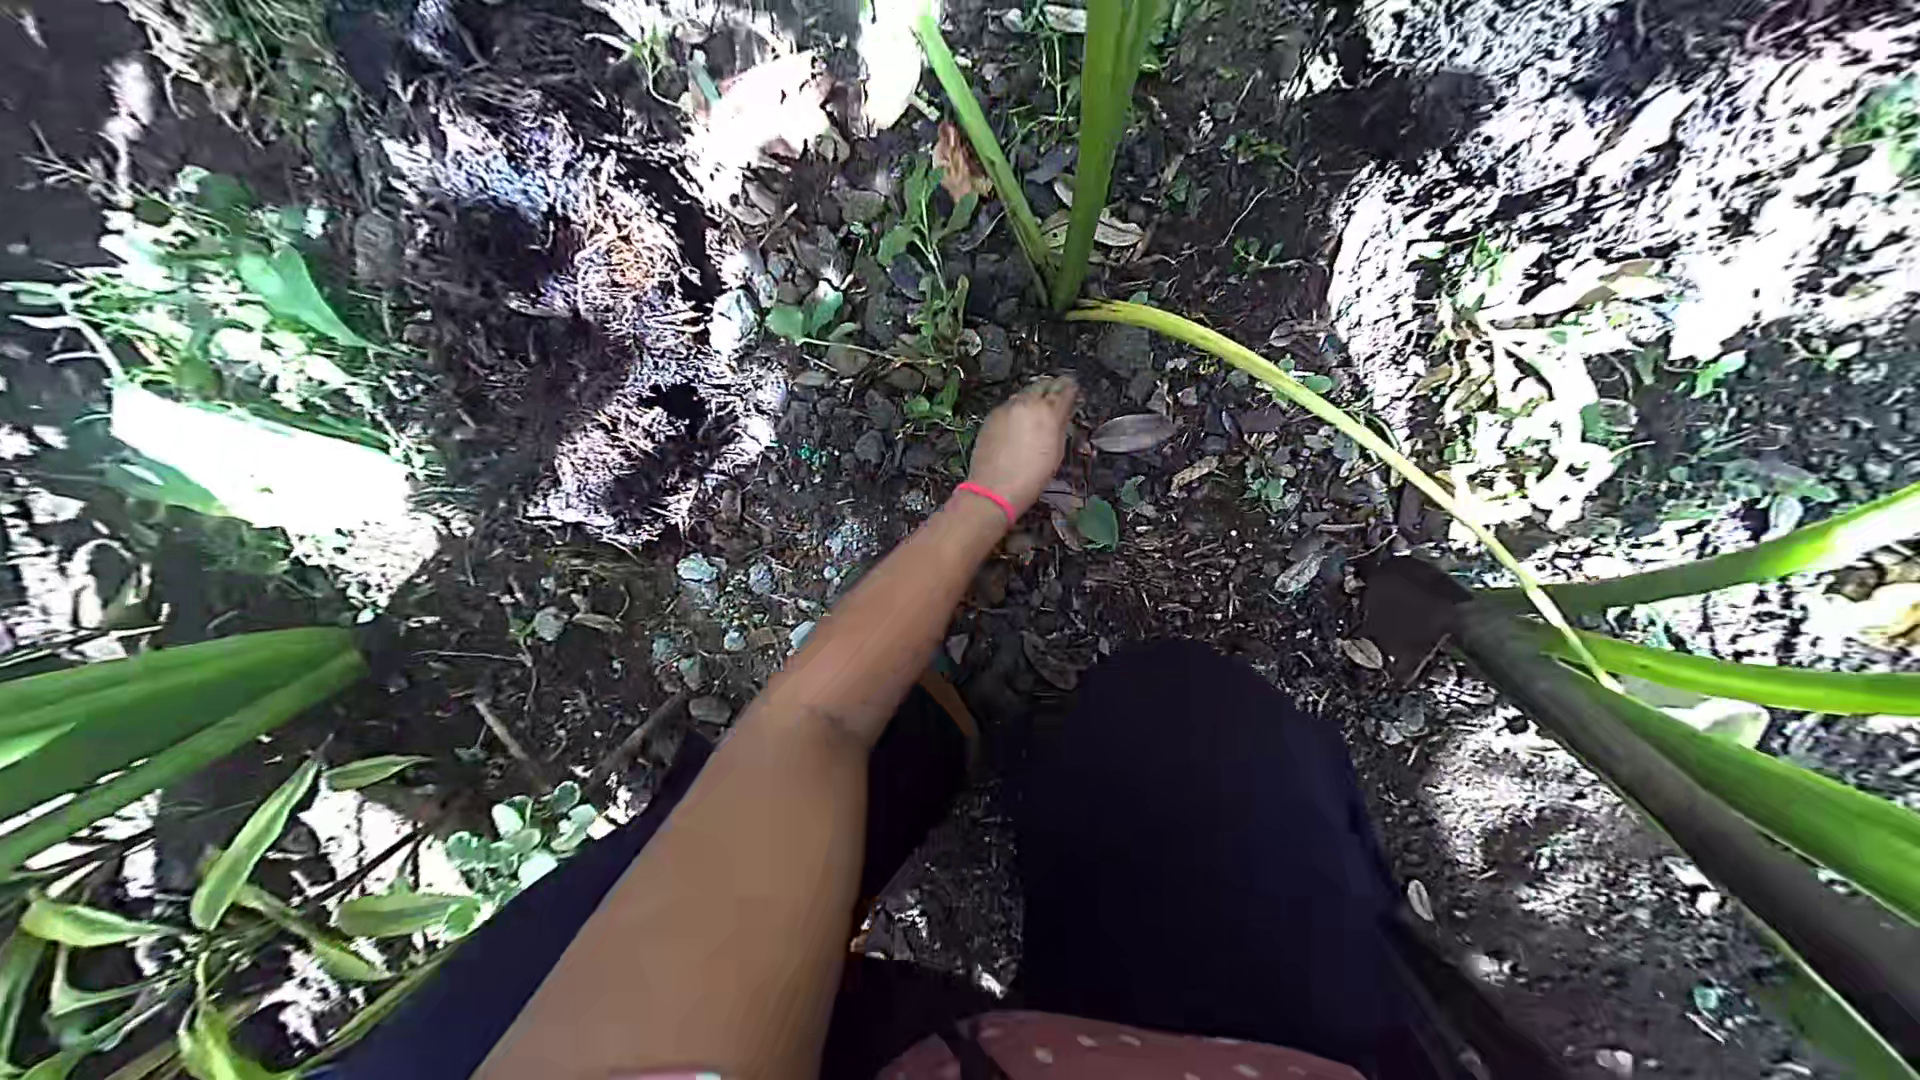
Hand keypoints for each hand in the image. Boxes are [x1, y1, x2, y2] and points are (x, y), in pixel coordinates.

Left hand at [964, 375, 1077, 517]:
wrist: (994, 489)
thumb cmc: (1031, 477)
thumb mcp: (1056, 453)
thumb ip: (1060, 427)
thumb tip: (1062, 414)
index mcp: (1048, 412)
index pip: (1064, 390)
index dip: (1070, 389)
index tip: (1072, 389)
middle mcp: (1027, 404)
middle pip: (1042, 386)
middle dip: (1051, 388)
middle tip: (1056, 392)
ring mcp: (1007, 408)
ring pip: (1024, 393)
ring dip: (1033, 396)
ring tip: (1038, 406)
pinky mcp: (991, 416)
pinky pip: (1009, 405)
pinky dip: (1017, 408)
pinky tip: (1019, 419)